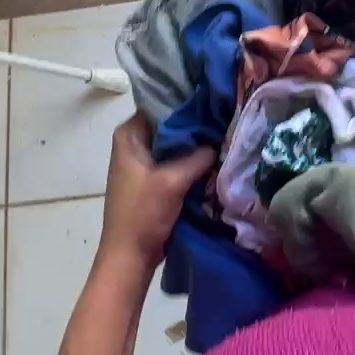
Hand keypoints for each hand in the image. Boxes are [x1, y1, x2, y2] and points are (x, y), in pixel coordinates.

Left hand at [98, 114, 215, 276]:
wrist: (130, 257)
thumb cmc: (143, 214)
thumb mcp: (173, 181)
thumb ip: (198, 156)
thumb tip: (221, 138)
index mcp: (129, 135)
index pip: (160, 103)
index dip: (186, 100)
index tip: (213, 96)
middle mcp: (133, 142)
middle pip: (169, 123)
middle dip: (195, 122)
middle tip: (225, 113)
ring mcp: (143, 161)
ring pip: (175, 142)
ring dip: (195, 142)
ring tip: (225, 131)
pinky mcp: (153, 177)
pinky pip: (176, 159)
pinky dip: (192, 159)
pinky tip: (215, 154)